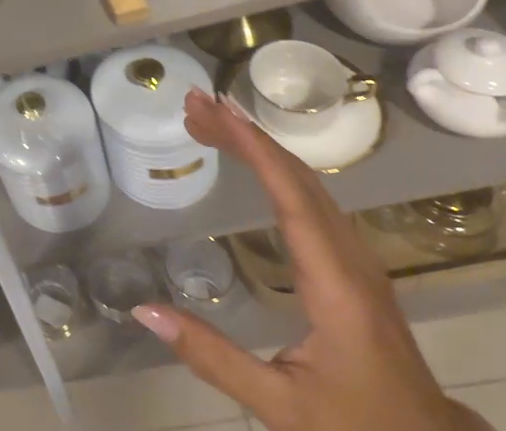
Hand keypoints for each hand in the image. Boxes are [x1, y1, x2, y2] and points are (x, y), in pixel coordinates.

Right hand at [132, 90, 491, 430]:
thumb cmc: (359, 427)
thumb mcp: (281, 406)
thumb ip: (212, 356)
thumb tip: (145, 309)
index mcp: (337, 286)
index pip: (293, 197)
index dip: (254, 148)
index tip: (214, 112)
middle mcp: (353, 261)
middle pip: (301, 179)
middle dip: (247, 135)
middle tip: (194, 107)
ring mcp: (359, 263)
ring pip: (310, 186)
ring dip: (262, 149)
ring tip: (211, 126)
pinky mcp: (356, 271)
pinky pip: (315, 203)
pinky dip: (277, 172)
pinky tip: (255, 168)